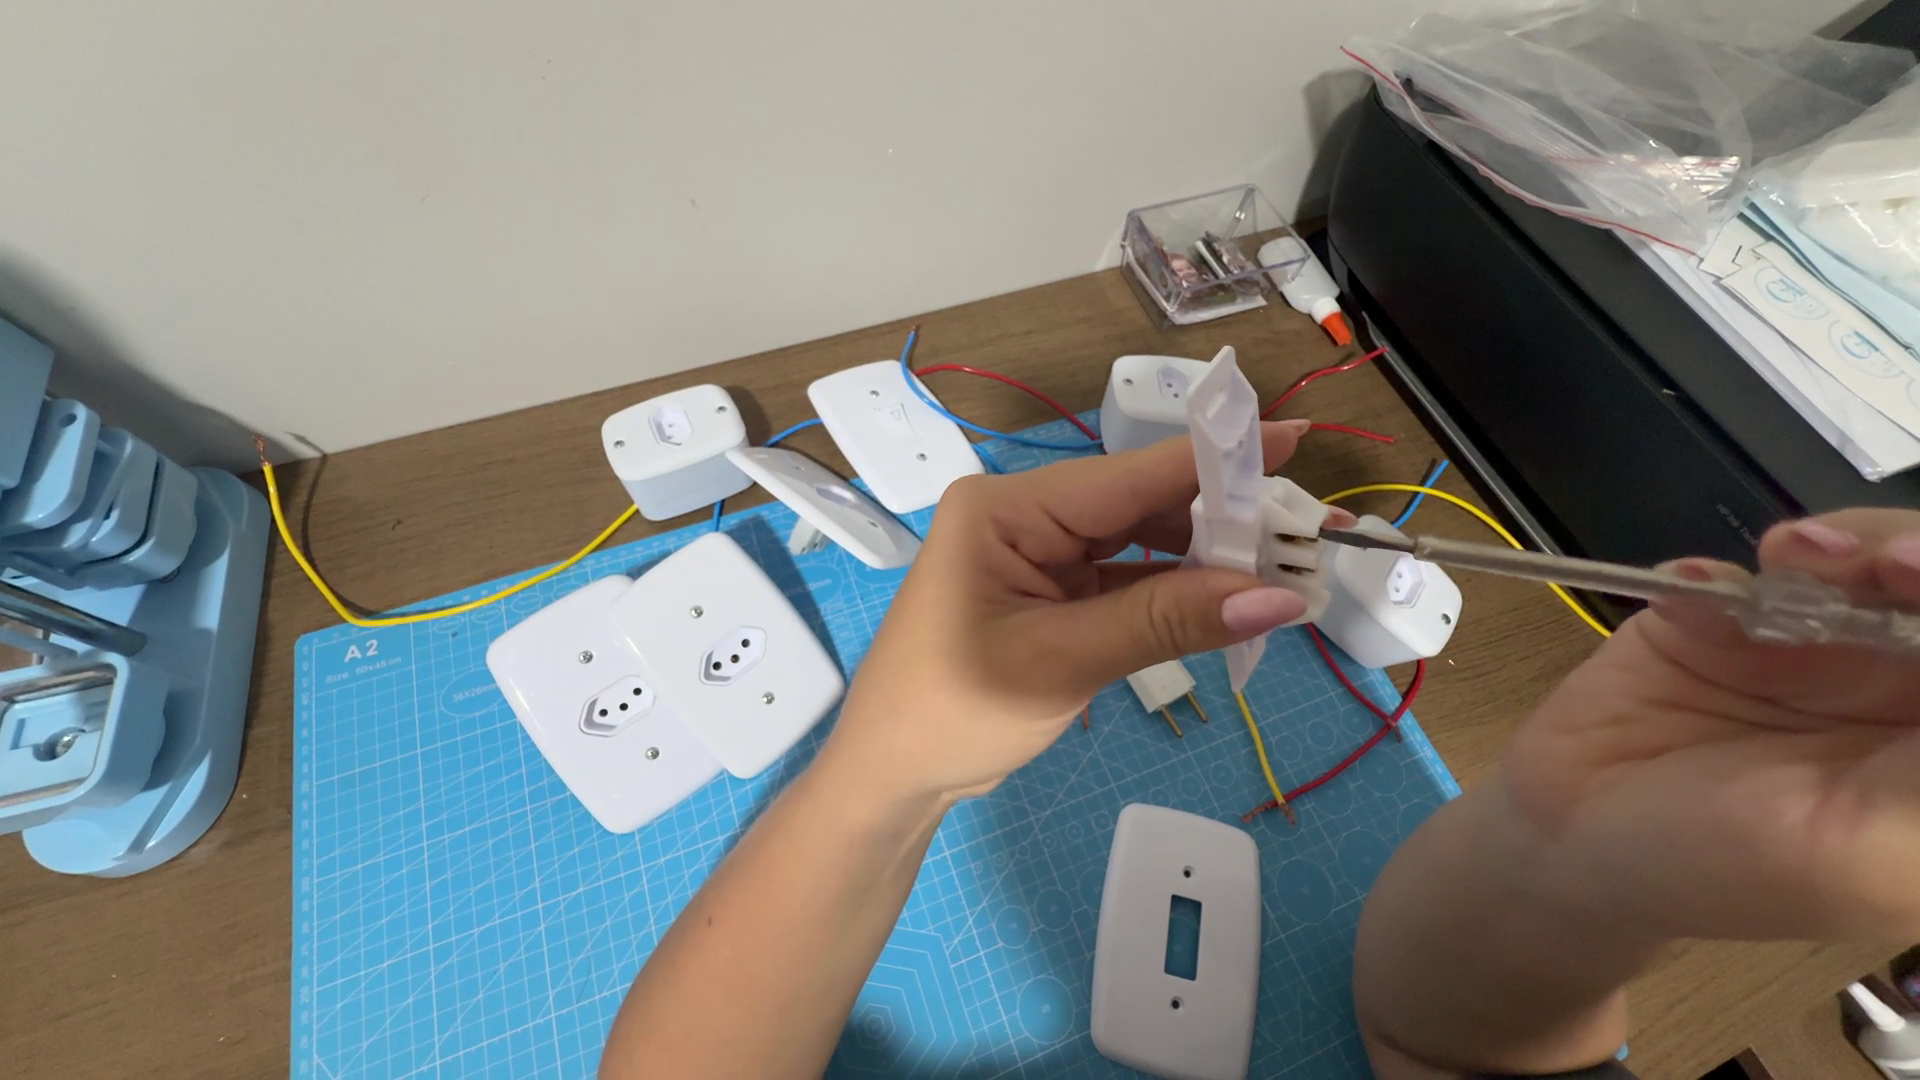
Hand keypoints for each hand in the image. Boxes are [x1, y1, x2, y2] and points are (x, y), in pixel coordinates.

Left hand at [815, 419, 1345, 803]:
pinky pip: (1122, 580)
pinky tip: (1227, 602)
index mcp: (1008, 508)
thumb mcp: (1062, 660)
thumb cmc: (953, 710)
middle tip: (1308, 535)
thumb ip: (1167, 621)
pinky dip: (1172, 594)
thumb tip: (1279, 598)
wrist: (892, 773)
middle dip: (1221, 521)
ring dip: (1204, 561)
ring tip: (1284, 570)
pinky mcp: (1047, 594)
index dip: (1216, 459)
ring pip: (1137, 544)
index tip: (1296, 437)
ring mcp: (1036, 555)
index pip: (1129, 475)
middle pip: (1139, 506)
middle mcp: (1024, 517)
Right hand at [1355, 510, 1919, 1076]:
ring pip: (1852, 563)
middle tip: (1888, 564)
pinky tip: (1690, 591)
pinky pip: (1725, 575)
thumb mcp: (1880, 855)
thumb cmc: (1722, 870)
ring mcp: (1796, 648)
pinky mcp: (1702, 623)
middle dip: (1919, 558)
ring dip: (1836, 546)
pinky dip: (1712, 573)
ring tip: (1792, 555)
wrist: (1563, 836)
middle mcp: (1896, 688)